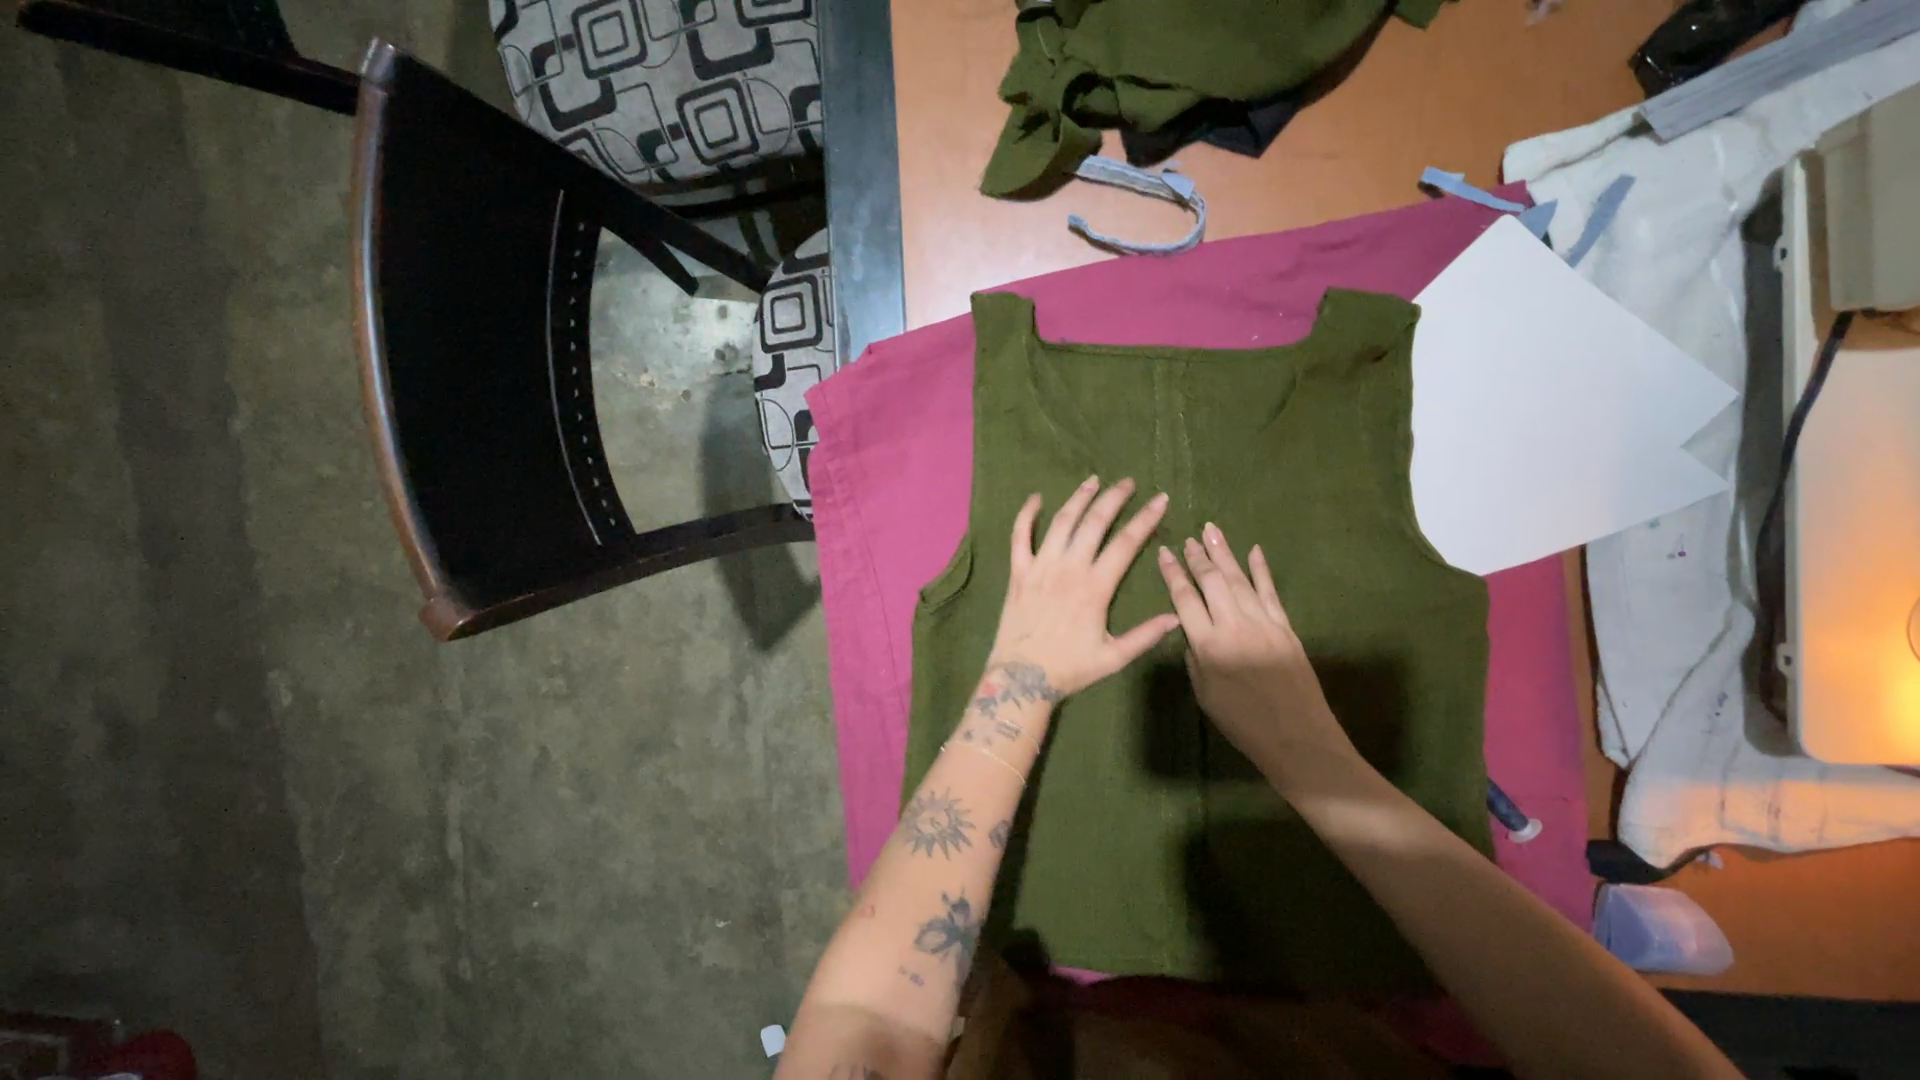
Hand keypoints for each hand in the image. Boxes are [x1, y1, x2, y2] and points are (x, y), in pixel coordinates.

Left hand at [987, 477, 1181, 697]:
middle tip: (1128, 482)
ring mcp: (1040, 567)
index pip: (1126, 543)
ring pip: (1062, 522)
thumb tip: (1177, 617)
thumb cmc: (1070, 669)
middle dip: (1114, 498)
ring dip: (1079, 498)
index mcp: (1095, 587)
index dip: (1145, 519)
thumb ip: (1145, 636)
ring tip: (1093, 481)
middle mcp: (1069, 569)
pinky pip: (1020, 537)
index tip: (1160, 500)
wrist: (1021, 678)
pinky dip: (1026, 515)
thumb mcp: (1113, 657)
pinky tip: (1035, 498)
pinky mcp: (1018, 572)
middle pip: (1095, 522)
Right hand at [1156, 522, 1357, 774]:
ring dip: (1225, 554)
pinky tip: (1254, 551)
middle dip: (1198, 558)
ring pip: (1240, 580)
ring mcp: (1263, 624)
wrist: (1296, 736)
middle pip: (1212, 583)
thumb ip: (1194, 659)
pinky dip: (1262, 570)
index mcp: (1208, 646)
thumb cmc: (1242, 723)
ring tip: (1212, 531)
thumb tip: (1192, 634)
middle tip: (1189, 538)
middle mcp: (1234, 627)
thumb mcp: (1204, 695)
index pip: (1185, 600)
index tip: (1164, 553)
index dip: (1173, 574)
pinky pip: (1270, 592)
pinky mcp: (1286, 627)